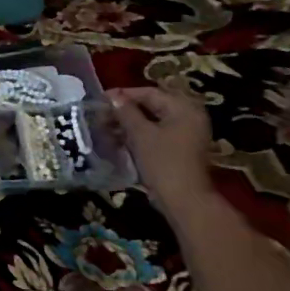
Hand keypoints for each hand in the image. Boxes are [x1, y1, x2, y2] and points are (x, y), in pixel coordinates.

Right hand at [110, 86, 216, 213]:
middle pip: (153, 106)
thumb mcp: (141, 135)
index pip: (150, 93)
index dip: (124, 94)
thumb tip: (113, 98)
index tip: (100, 99)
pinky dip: (139, 135)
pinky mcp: (180, 148)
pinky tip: (120, 140)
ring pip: (154, 121)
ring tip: (106, 128)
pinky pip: (157, 134)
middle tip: (102, 114)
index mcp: (184, 108)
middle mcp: (189, 116)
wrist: (182, 197)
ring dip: (130, 123)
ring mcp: (186, 133)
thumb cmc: (163, 162)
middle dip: (126, 110)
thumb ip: (127, 113)